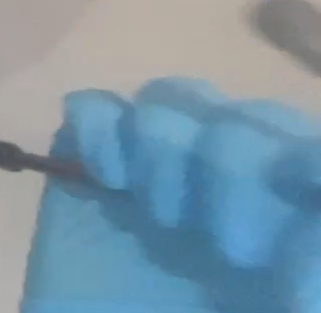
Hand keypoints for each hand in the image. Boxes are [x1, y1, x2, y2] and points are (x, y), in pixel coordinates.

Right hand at [27, 78, 320, 311]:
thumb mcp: (293, 301)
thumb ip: (307, 262)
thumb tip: (303, 235)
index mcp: (300, 212)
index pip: (318, 159)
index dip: (310, 179)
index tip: (286, 274)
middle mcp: (247, 180)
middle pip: (256, 119)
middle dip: (237, 171)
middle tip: (232, 252)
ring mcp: (161, 163)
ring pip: (176, 97)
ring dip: (169, 150)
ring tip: (165, 217)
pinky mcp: (90, 157)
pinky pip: (95, 104)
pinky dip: (100, 131)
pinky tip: (107, 181)